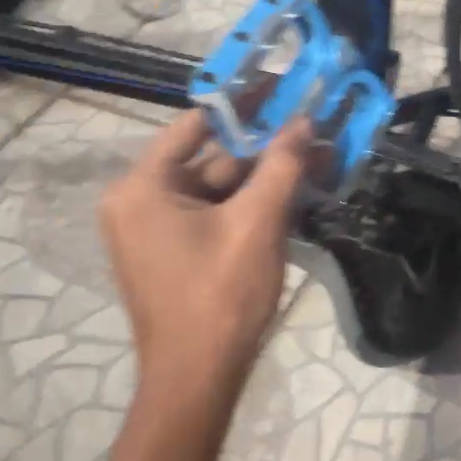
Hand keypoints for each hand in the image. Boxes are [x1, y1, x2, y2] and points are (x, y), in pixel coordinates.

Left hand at [97, 111, 310, 384]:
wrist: (199, 376)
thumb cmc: (219, 294)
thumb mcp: (257, 222)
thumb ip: (281, 165)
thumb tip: (304, 120)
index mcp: (143, 188)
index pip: (197, 125)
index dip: (244, 104)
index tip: (284, 84)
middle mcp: (140, 201)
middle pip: (214, 157)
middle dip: (267, 146)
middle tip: (315, 126)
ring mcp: (158, 229)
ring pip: (222, 186)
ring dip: (268, 175)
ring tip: (319, 157)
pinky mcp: (178, 250)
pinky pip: (220, 211)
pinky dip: (256, 202)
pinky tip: (299, 191)